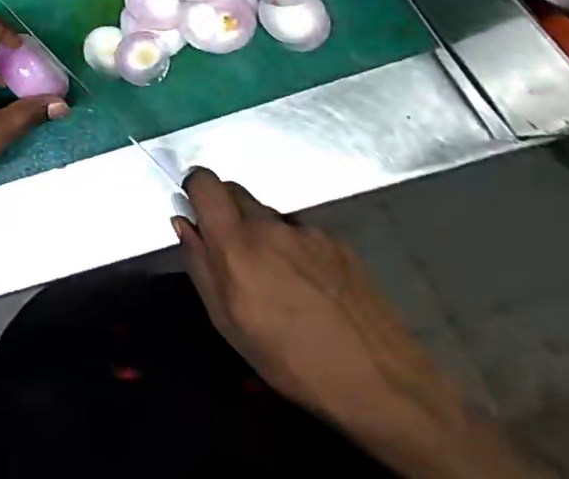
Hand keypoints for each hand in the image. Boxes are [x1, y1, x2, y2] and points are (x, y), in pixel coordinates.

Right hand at [174, 169, 550, 478]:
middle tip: (233, 251)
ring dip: (261, 230)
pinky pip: (302, 232)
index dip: (195, 188)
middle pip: (235, 190)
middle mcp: (271, 225)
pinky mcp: (341, 244)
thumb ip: (199, 265)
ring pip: (269, 213)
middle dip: (225, 210)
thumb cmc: (291, 361)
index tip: (195, 208)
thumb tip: (183, 223)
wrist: (385, 386)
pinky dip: (295, 246)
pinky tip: (310, 286)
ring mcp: (310, 232)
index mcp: (236, 242)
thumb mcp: (227, 321)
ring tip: (277, 277)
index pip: (204, 182)